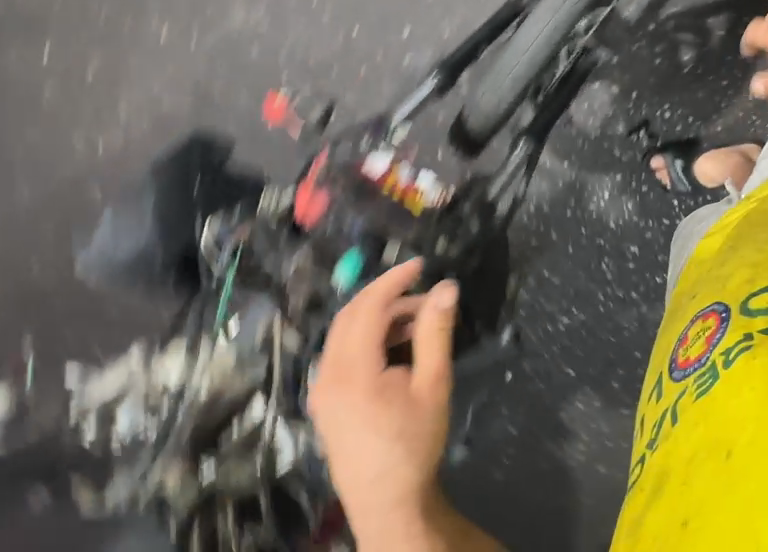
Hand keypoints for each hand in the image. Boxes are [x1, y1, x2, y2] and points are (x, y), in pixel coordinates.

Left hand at [309, 259, 459, 540]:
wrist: (388, 503)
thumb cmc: (414, 442)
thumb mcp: (434, 384)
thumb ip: (436, 331)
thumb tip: (446, 287)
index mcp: (351, 370)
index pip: (368, 307)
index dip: (395, 280)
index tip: (422, 264)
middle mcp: (327, 375)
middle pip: (350, 316)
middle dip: (387, 296)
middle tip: (423, 291)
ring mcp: (321, 391)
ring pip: (344, 335)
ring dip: (378, 317)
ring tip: (418, 321)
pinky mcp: (325, 403)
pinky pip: (341, 354)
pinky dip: (368, 338)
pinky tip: (396, 347)